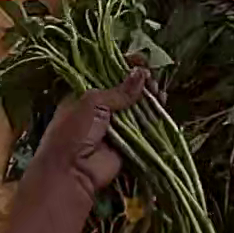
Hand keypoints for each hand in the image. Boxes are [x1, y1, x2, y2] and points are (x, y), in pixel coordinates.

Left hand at [26, 68, 149, 204]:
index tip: (140, 60)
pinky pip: (144, 126)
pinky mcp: (128, 141)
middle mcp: (101, 107)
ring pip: (136, 106)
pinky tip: (162, 103)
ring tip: (158, 89)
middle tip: (151, 75)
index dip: (124, 66)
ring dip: (148, 97)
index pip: (108, 74)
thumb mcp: (93, 103)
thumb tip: (142, 73)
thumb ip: (119, 90)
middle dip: (139, 81)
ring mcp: (115, 125)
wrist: (71, 173)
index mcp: (86, 93)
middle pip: (125, 90)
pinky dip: (154, 115)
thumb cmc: (74, 131)